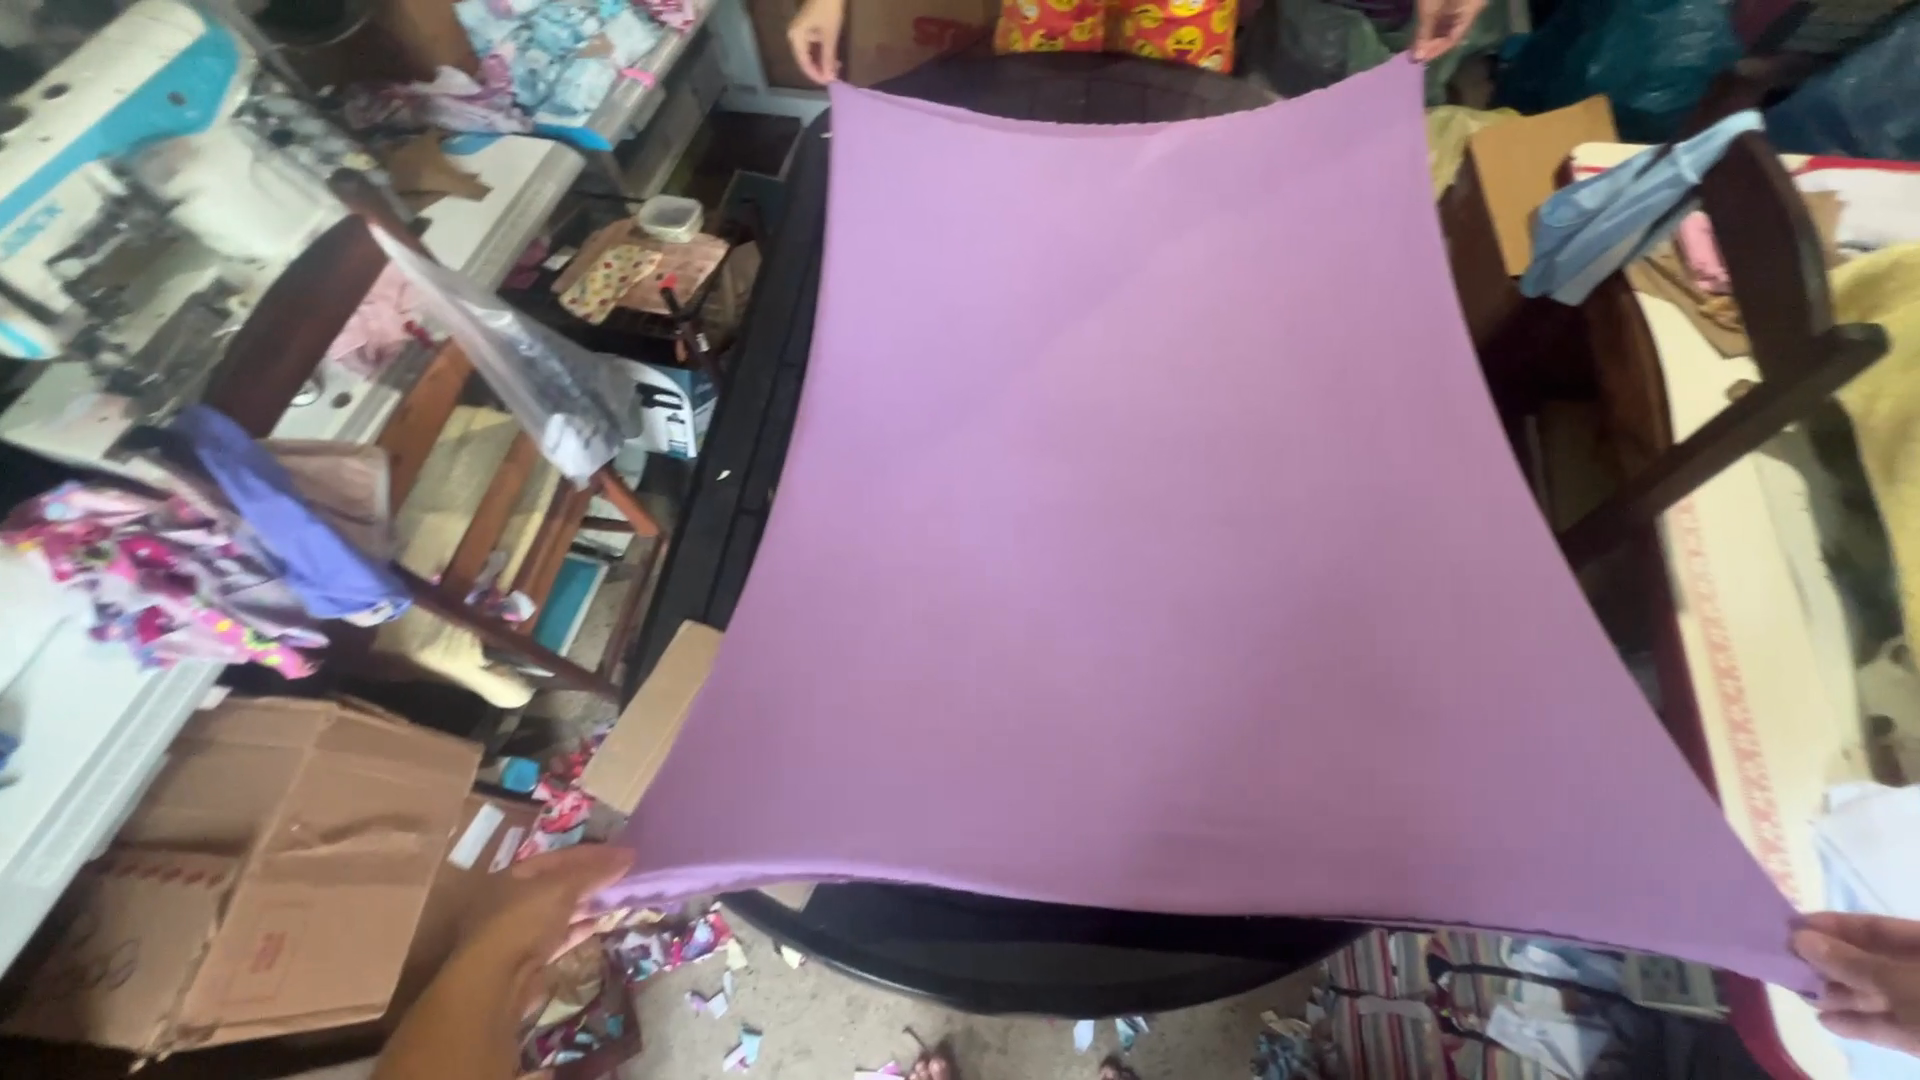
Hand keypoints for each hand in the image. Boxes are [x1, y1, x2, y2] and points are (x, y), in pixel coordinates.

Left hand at [459, 844, 635, 1009]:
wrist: (495, 984)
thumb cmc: (524, 921)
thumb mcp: (563, 887)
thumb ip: (595, 871)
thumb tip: (628, 855)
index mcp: (513, 876)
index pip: (560, 857)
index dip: (593, 853)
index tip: (624, 854)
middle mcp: (513, 901)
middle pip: (560, 883)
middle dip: (592, 878)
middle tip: (625, 874)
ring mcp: (520, 931)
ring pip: (561, 910)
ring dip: (589, 903)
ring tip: (619, 897)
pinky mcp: (529, 958)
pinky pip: (560, 935)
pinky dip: (580, 928)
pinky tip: (600, 923)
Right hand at [788, 0, 847, 83]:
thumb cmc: (828, 8)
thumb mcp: (830, 35)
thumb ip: (828, 58)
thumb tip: (829, 79)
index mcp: (796, 37)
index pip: (804, 64)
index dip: (816, 75)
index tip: (829, 83)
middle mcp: (794, 36)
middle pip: (806, 60)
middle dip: (820, 70)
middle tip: (834, 77)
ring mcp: (800, 32)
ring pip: (810, 54)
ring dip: (823, 63)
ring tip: (836, 69)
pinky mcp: (808, 28)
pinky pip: (813, 46)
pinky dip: (823, 53)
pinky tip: (833, 58)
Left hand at [1411, 0, 1487, 60]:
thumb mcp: (1428, 10)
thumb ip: (1423, 34)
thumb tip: (1417, 58)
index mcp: (1473, 10)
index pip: (1454, 39)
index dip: (1435, 51)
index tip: (1418, 59)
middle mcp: (1475, 7)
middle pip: (1454, 32)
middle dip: (1433, 45)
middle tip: (1414, 54)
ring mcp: (1469, 1)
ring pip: (1452, 24)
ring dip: (1433, 36)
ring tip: (1416, 45)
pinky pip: (1452, 13)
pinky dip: (1437, 24)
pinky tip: (1424, 31)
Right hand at [1793, 913, 1919, 1054]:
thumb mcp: (1905, 983)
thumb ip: (1852, 961)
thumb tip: (1800, 938)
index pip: (1880, 927)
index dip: (1833, 926)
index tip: (1789, 929)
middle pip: (1881, 961)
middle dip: (1836, 965)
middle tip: (1791, 966)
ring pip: (1889, 995)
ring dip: (1847, 996)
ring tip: (1807, 998)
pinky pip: (1903, 1025)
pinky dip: (1870, 1025)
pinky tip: (1834, 1023)